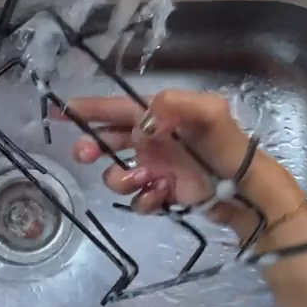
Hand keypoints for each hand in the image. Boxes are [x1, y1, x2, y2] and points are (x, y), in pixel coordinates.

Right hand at [65, 90, 306, 251]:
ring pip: (117, 175)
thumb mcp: (210, 113)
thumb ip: (176, 105)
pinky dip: (144, 200)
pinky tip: (161, 197)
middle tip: (85, 155)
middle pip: (107, 142)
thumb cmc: (228, 146)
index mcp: (158, 117)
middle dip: (91, 148)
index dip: (86, 109)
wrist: (248, 190)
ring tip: (144, 181)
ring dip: (120, 179)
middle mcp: (152, 141)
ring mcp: (155, 169)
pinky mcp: (162, 194)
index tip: (58, 111)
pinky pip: (138, 200)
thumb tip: (141, 116)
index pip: (116, 109)